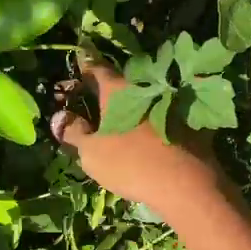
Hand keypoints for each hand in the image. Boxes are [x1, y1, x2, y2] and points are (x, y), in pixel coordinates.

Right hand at [51, 57, 231, 222]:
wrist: (184, 185)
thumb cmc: (131, 165)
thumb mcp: (92, 153)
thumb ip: (74, 133)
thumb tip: (59, 118)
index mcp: (118, 89)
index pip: (96, 67)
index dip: (85, 66)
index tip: (80, 64)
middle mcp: (146, 87)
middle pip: (124, 83)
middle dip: (113, 89)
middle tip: (102, 100)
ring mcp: (171, 104)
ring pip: (149, 99)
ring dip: (138, 106)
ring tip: (128, 121)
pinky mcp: (191, 123)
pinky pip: (170, 116)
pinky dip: (161, 121)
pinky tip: (155, 136)